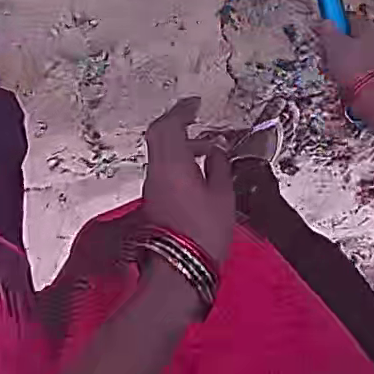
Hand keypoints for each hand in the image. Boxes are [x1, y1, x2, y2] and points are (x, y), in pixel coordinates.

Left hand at [139, 97, 233, 262]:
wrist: (180, 270)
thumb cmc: (205, 231)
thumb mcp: (222, 197)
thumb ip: (218, 167)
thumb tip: (215, 149)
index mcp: (173, 163)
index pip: (170, 125)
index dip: (181, 110)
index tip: (194, 103)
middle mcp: (157, 169)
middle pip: (158, 133)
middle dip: (175, 121)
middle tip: (194, 116)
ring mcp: (152, 184)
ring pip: (159, 150)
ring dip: (177, 140)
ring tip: (205, 147)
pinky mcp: (153, 197)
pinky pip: (162, 165)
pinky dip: (175, 156)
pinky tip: (195, 167)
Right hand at [314, 18, 373, 98]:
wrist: (370, 99)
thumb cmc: (354, 68)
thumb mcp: (333, 43)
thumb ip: (327, 29)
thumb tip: (323, 22)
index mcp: (371, 30)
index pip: (348, 19)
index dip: (332, 24)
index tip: (321, 30)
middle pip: (347, 38)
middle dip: (331, 45)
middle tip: (323, 51)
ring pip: (348, 55)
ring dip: (334, 60)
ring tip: (328, 67)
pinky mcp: (372, 77)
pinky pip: (352, 68)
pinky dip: (342, 72)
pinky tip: (336, 77)